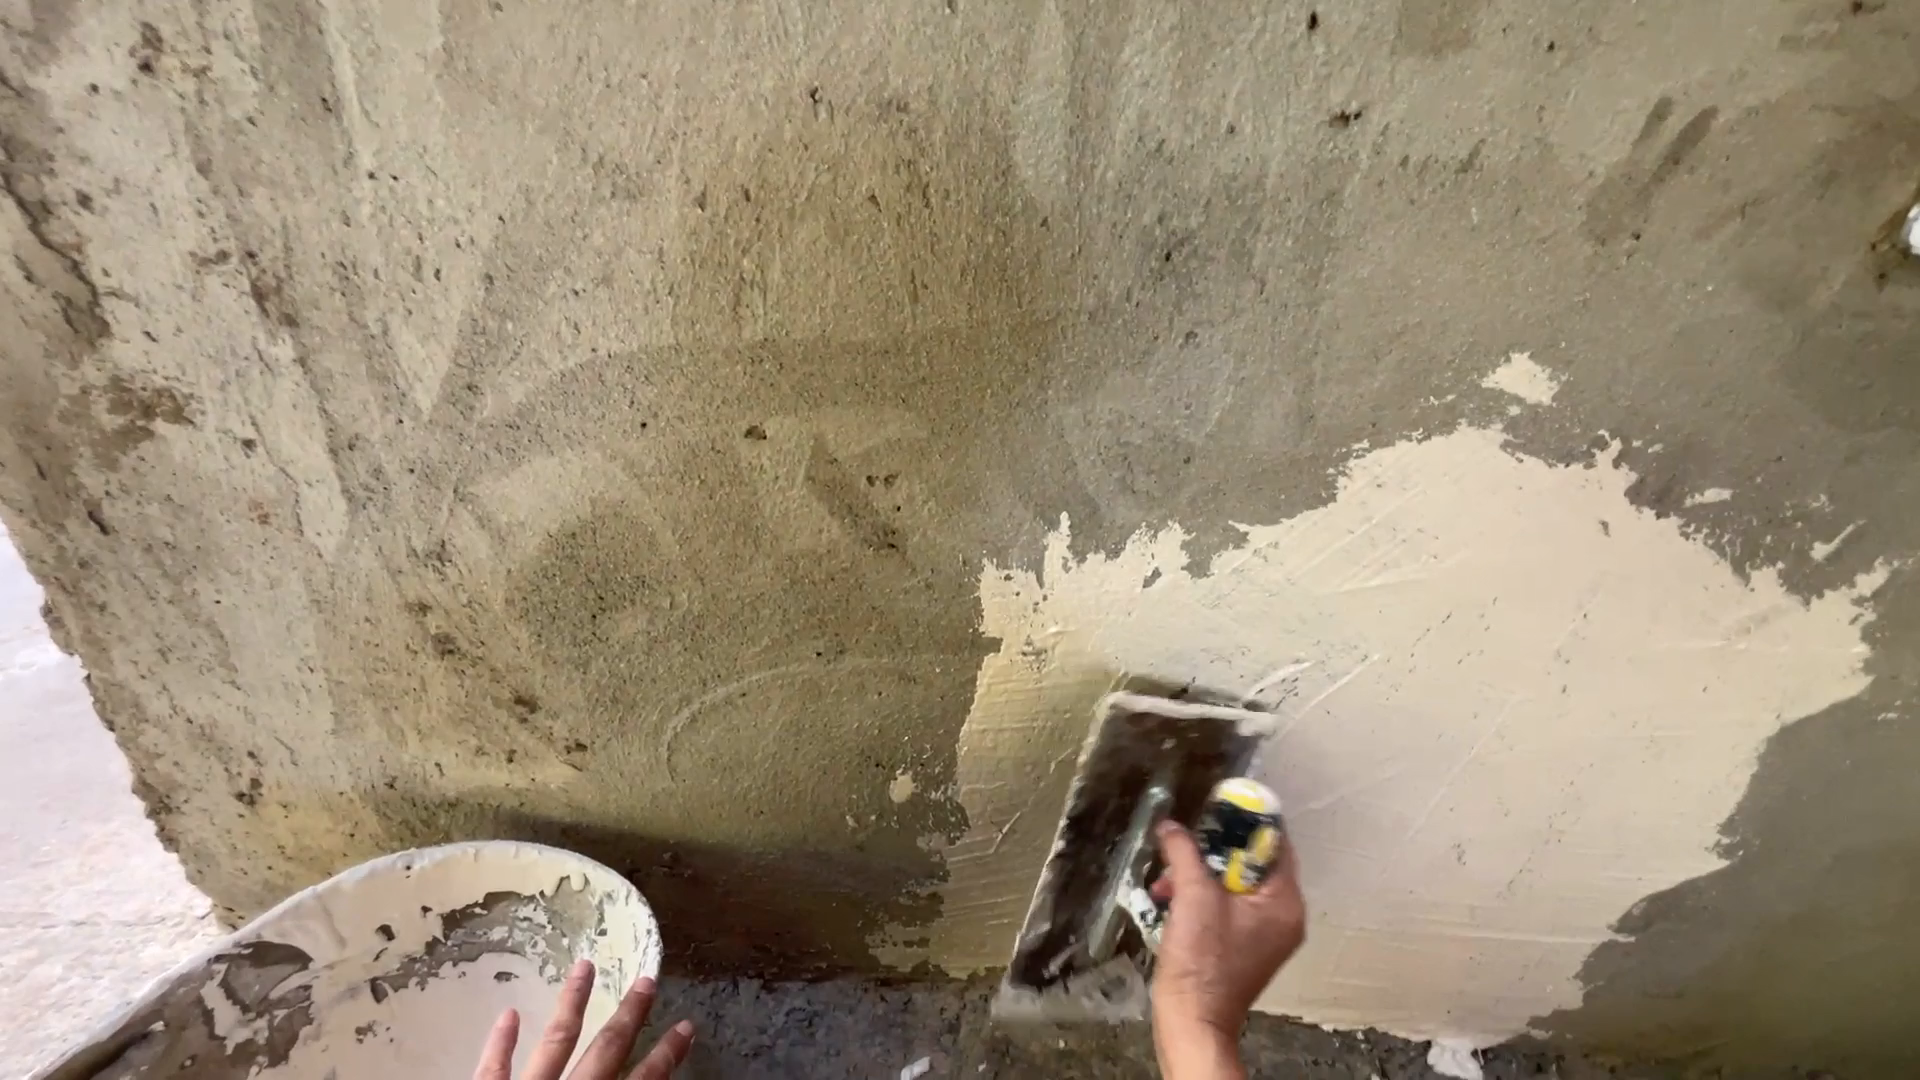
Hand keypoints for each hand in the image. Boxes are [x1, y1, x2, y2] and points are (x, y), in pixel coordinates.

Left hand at [473, 958, 694, 1079]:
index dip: (666, 1056)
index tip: (687, 1026)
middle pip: (606, 1051)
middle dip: (629, 1015)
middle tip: (647, 979)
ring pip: (556, 1043)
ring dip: (572, 1003)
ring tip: (583, 965)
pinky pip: (491, 1074)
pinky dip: (501, 1044)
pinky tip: (510, 1014)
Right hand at [1147, 820, 1304, 1075]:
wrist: (1192, 1020)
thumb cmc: (1201, 961)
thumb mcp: (1191, 895)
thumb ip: (1183, 852)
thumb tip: (1170, 825)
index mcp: (1283, 903)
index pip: (1275, 843)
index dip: (1248, 818)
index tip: (1221, 800)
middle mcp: (1281, 916)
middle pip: (1251, 861)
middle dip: (1212, 849)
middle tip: (1185, 839)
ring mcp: (1263, 932)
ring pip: (1233, 881)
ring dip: (1198, 871)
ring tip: (1167, 876)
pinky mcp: (1242, 943)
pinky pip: (1225, 902)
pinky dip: (1198, 893)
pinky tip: (1168, 896)